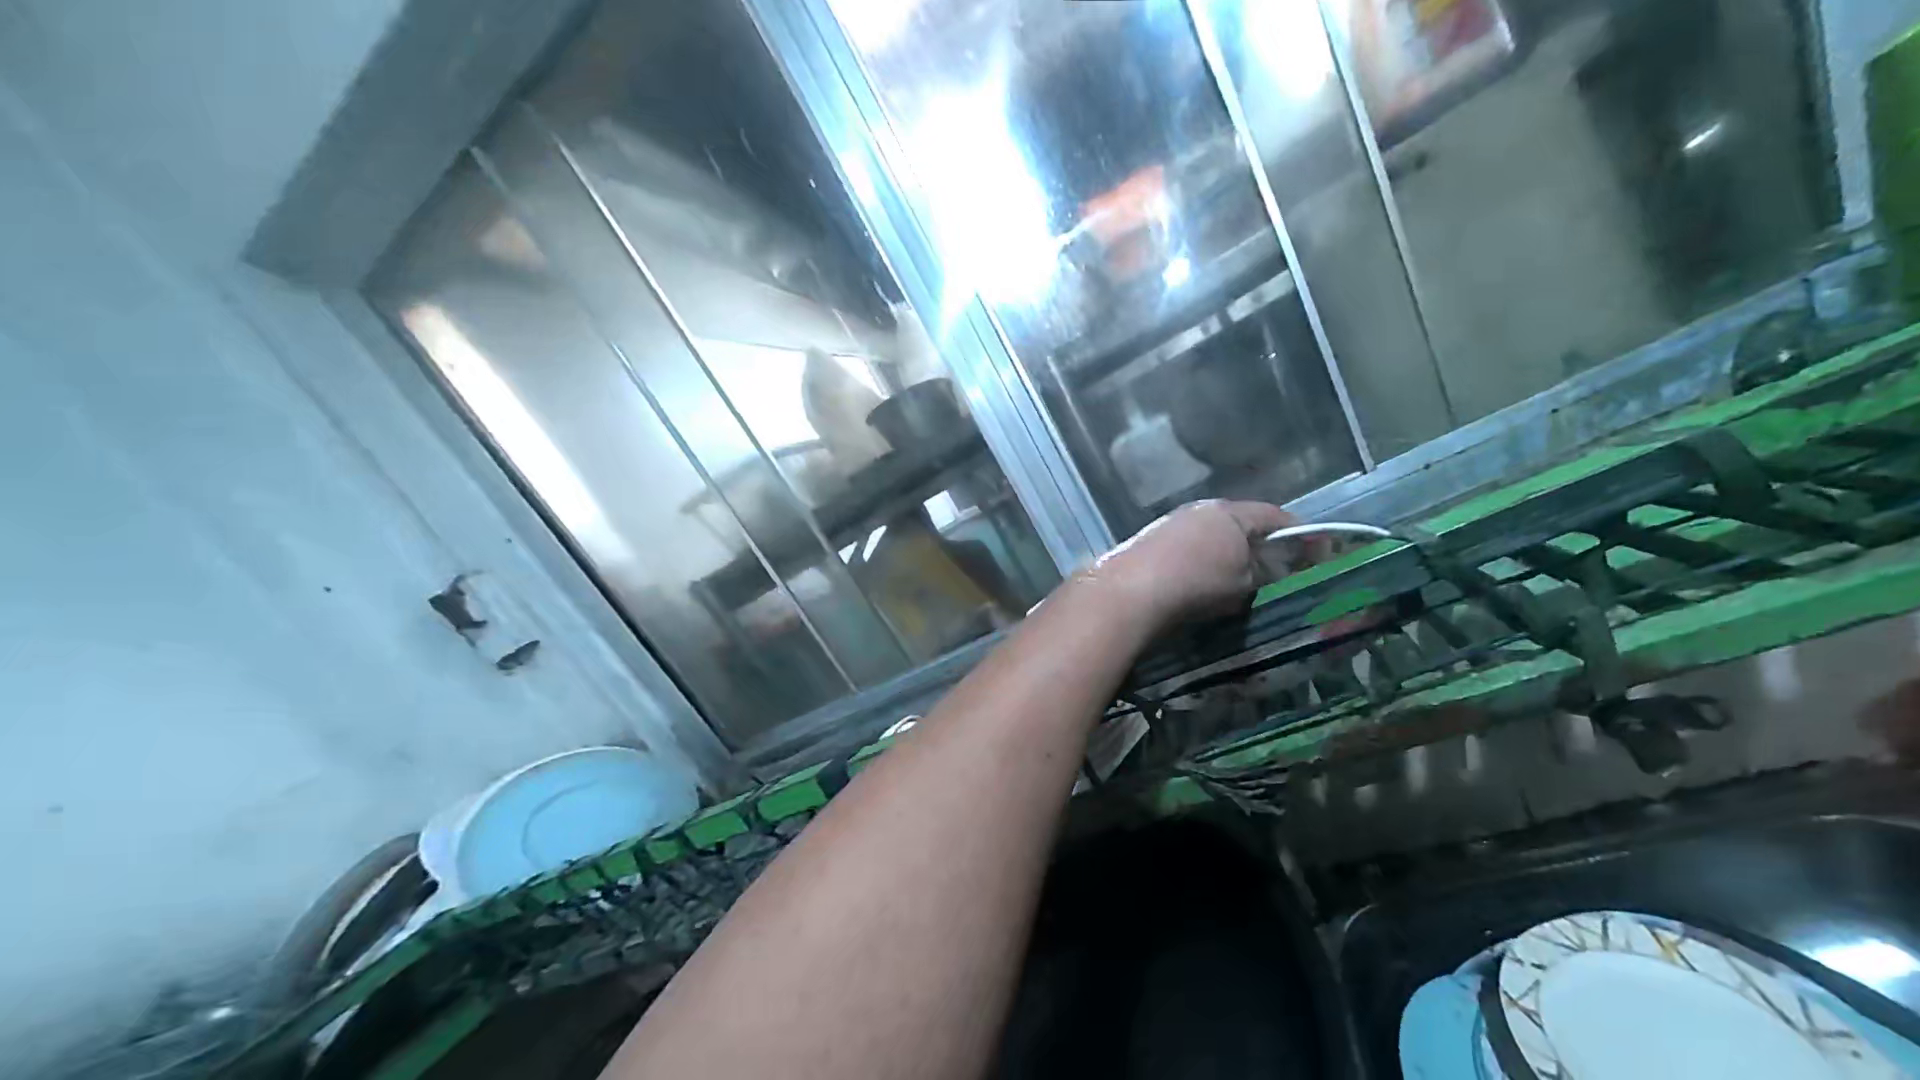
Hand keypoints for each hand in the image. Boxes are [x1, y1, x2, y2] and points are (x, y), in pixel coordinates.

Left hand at [1085, 500, 1293, 628]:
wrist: (1130, 591)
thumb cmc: (1198, 582)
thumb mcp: (1245, 582)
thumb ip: (1265, 571)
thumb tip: (1273, 567)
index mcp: (1230, 512)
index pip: (1276, 515)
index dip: (1301, 533)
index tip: (1318, 553)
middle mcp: (1200, 510)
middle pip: (1241, 525)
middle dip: (1262, 545)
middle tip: (1279, 571)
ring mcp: (1171, 524)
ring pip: (1212, 538)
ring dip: (1229, 555)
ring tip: (1241, 583)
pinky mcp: (1149, 543)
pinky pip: (1188, 551)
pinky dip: (1202, 563)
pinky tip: (1202, 586)